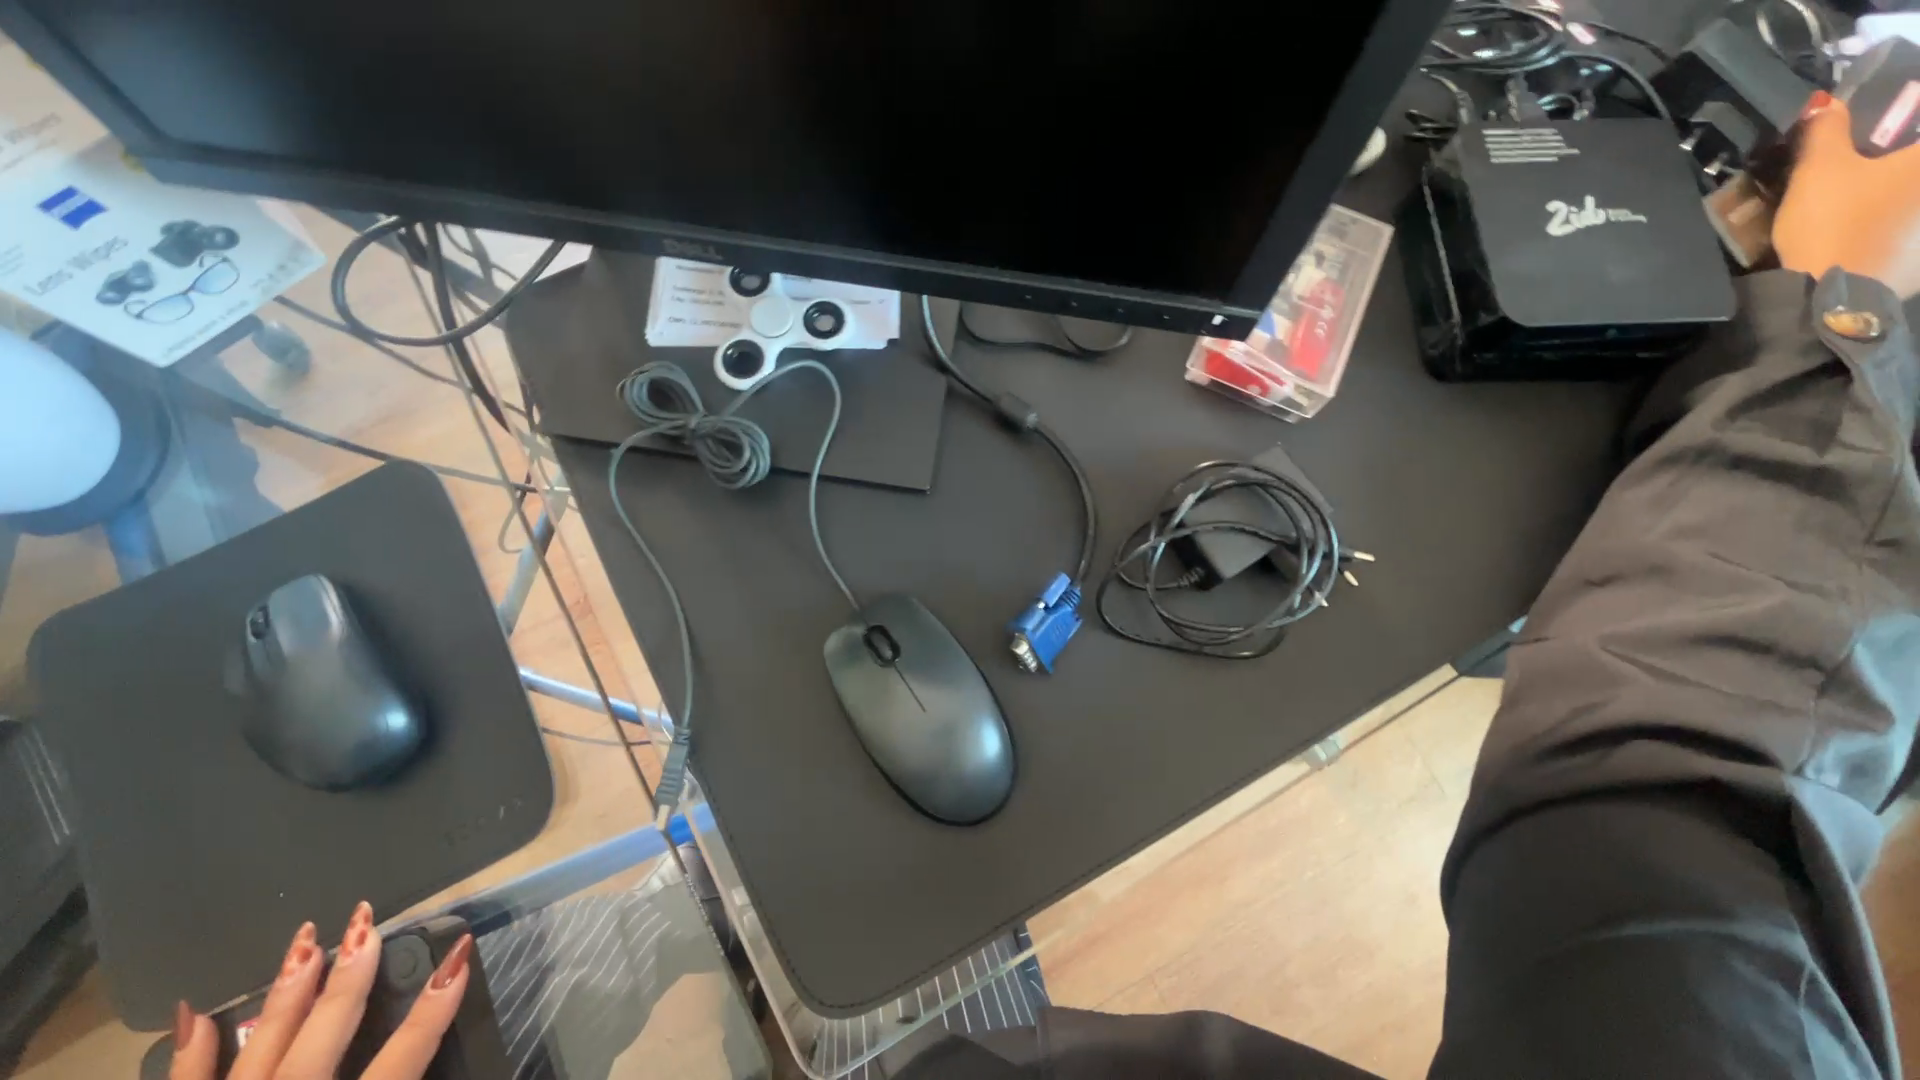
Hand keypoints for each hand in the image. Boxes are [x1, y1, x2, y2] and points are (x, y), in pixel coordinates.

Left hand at [171, 903, 473, 1079]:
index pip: (404, 1058)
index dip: (436, 1006)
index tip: (460, 953)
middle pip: (329, 1032)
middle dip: (350, 975)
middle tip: (364, 921)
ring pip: (266, 1042)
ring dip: (289, 990)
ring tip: (307, 937)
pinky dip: (191, 1050)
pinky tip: (193, 1011)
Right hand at [1774, 96, 1919, 296]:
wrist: (1833, 295)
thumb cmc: (1833, 221)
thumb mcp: (1818, 172)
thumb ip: (1826, 132)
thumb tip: (1827, 101)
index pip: (1919, 124)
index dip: (1909, 116)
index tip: (1898, 118)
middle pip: (1909, 166)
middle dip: (1897, 161)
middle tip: (1879, 162)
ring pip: (1912, 207)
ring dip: (1897, 201)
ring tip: (1872, 203)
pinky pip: (1912, 232)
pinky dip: (1900, 229)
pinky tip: (1876, 233)